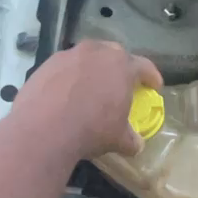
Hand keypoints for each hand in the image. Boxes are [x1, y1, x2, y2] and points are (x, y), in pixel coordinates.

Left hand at [11, 40, 160, 158]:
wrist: (43, 130)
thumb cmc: (91, 130)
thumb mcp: (119, 139)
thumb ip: (131, 138)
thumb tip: (136, 145)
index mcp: (122, 66)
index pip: (144, 66)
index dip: (152, 77)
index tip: (155, 86)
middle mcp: (97, 52)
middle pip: (115, 53)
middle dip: (121, 66)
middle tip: (121, 82)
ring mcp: (69, 55)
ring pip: (88, 57)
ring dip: (93, 69)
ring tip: (91, 87)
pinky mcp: (46, 64)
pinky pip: (65, 67)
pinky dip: (70, 77)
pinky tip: (67, 94)